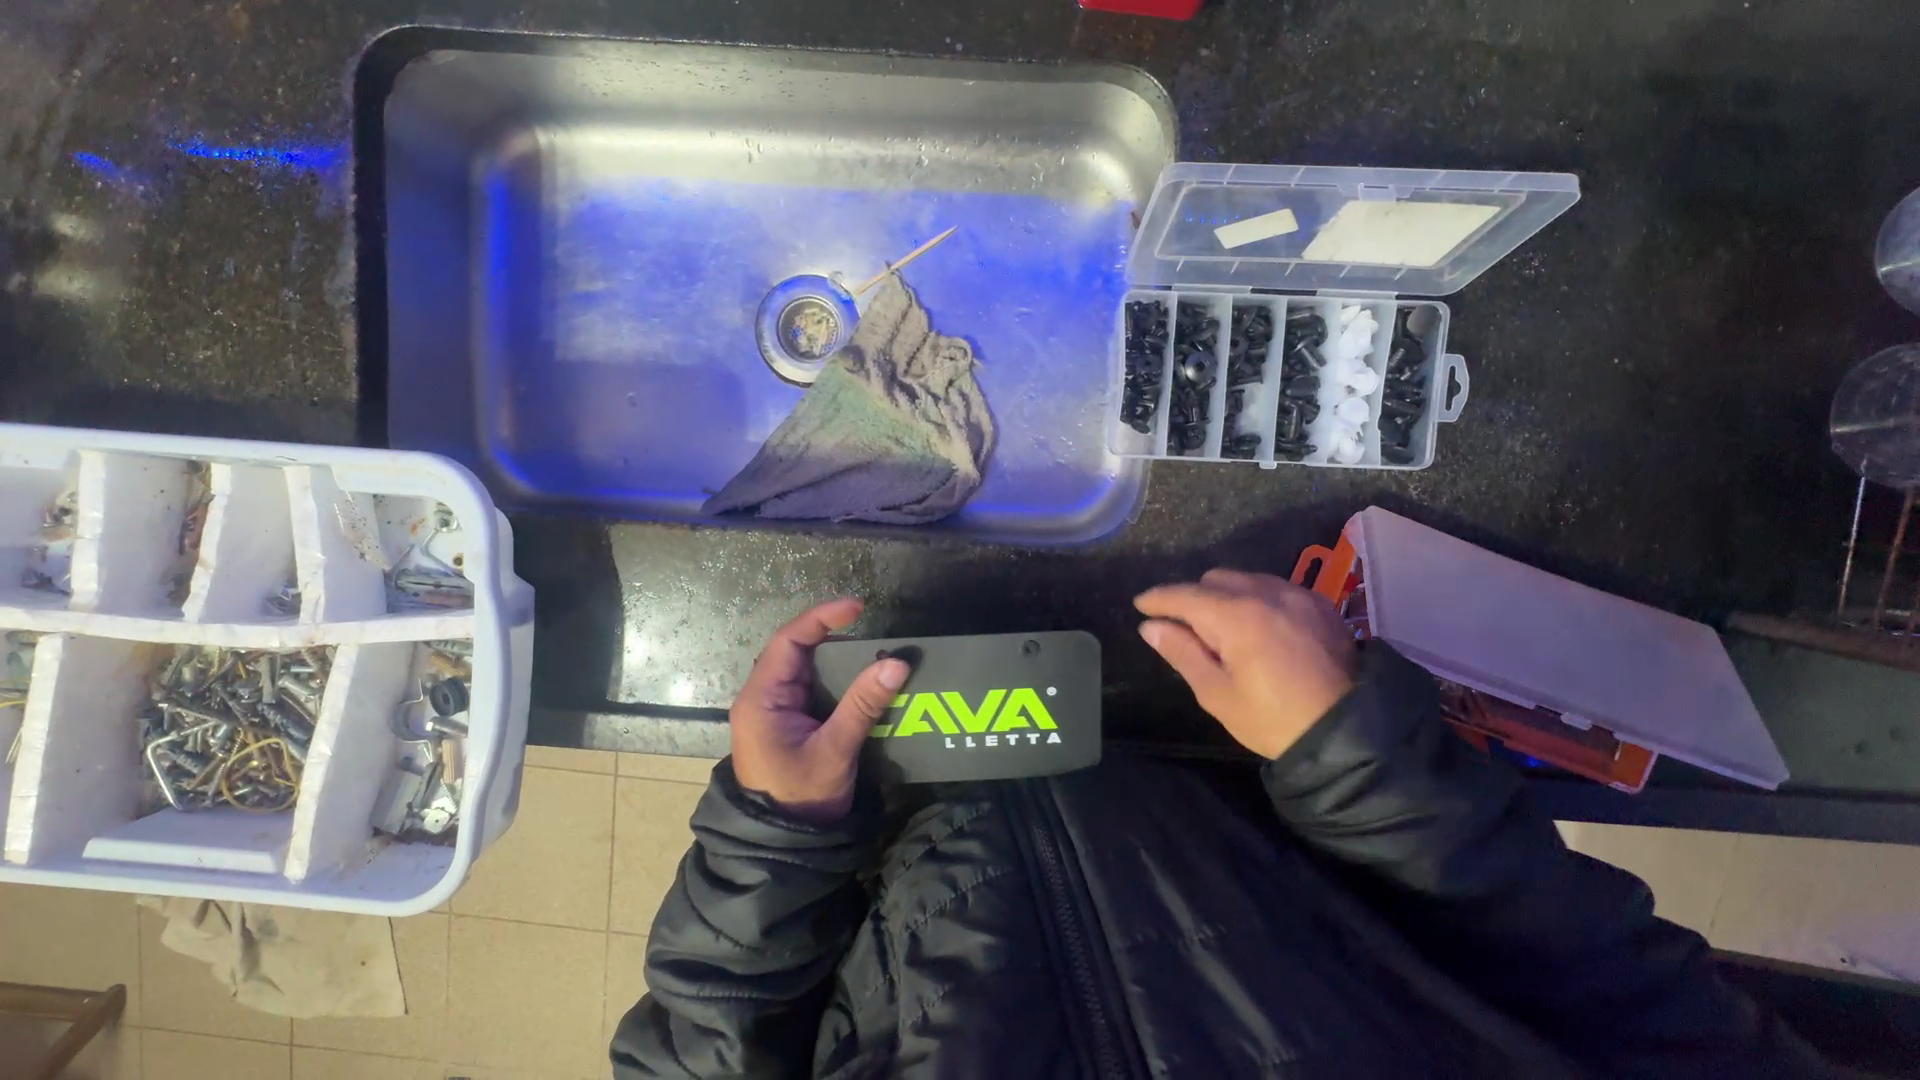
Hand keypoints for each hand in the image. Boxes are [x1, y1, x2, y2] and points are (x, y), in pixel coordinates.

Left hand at [729, 598, 909, 821]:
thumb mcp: (835, 750)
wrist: (782, 848)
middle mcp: (763, 698)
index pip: (788, 641)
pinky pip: (813, 692)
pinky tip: (863, 685)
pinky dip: (838, 683)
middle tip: (872, 634)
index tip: (857, 608)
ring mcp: (774, 712)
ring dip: (838, 661)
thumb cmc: (801, 797)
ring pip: (806, 671)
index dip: (821, 618)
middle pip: (796, 652)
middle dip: (833, 638)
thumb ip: (862, 705)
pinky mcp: (788, 726)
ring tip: (874, 656)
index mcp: (762, 698)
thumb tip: (896, 663)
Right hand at [1135, 569, 1358, 759]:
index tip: (1141, 605)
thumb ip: (1182, 653)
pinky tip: (1258, 625)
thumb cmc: (1272, 719)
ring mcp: (1298, 595)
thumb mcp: (1217, 693)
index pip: (1185, 595)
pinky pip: (1276, 588)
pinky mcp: (1321, 605)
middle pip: (1215, 579)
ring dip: (1226, 595)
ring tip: (1222, 627)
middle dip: (1194, 596)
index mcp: (1236, 616)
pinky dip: (1258, 598)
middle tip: (1184, 626)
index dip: (1158, 598)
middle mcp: (1267, 593)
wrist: (1349, 733)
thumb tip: (1151, 626)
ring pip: (1248, 579)